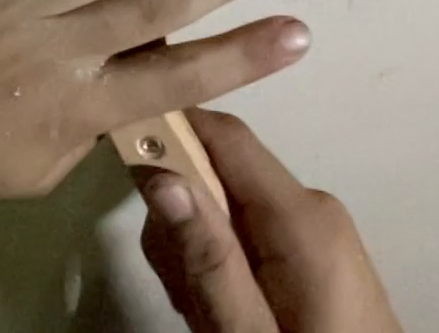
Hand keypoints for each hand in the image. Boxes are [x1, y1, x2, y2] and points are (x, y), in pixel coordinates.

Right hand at [138, 109, 401, 331]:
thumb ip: (208, 259)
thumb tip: (161, 176)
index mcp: (302, 217)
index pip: (222, 132)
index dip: (166, 128)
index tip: (121, 159)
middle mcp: (312, 205)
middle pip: (214, 169)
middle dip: (178, 213)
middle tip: (177, 282)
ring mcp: (316, 228)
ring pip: (221, 199)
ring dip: (194, 244)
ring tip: (204, 310)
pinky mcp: (313, 250)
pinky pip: (243, 226)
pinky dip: (219, 257)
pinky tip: (226, 307)